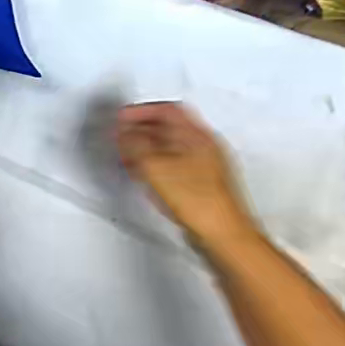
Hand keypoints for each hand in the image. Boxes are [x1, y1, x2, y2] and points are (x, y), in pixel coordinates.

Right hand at [116, 102, 258, 251]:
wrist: (224, 236)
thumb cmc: (195, 199)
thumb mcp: (153, 166)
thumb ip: (134, 143)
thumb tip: (123, 131)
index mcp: (198, 135)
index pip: (167, 109)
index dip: (140, 110)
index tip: (121, 118)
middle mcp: (206, 146)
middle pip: (169, 124)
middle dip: (141, 126)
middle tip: (120, 134)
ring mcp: (207, 165)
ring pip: (171, 144)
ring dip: (146, 144)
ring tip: (127, 153)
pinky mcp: (203, 183)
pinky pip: (174, 162)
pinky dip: (155, 160)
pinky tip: (143, 172)